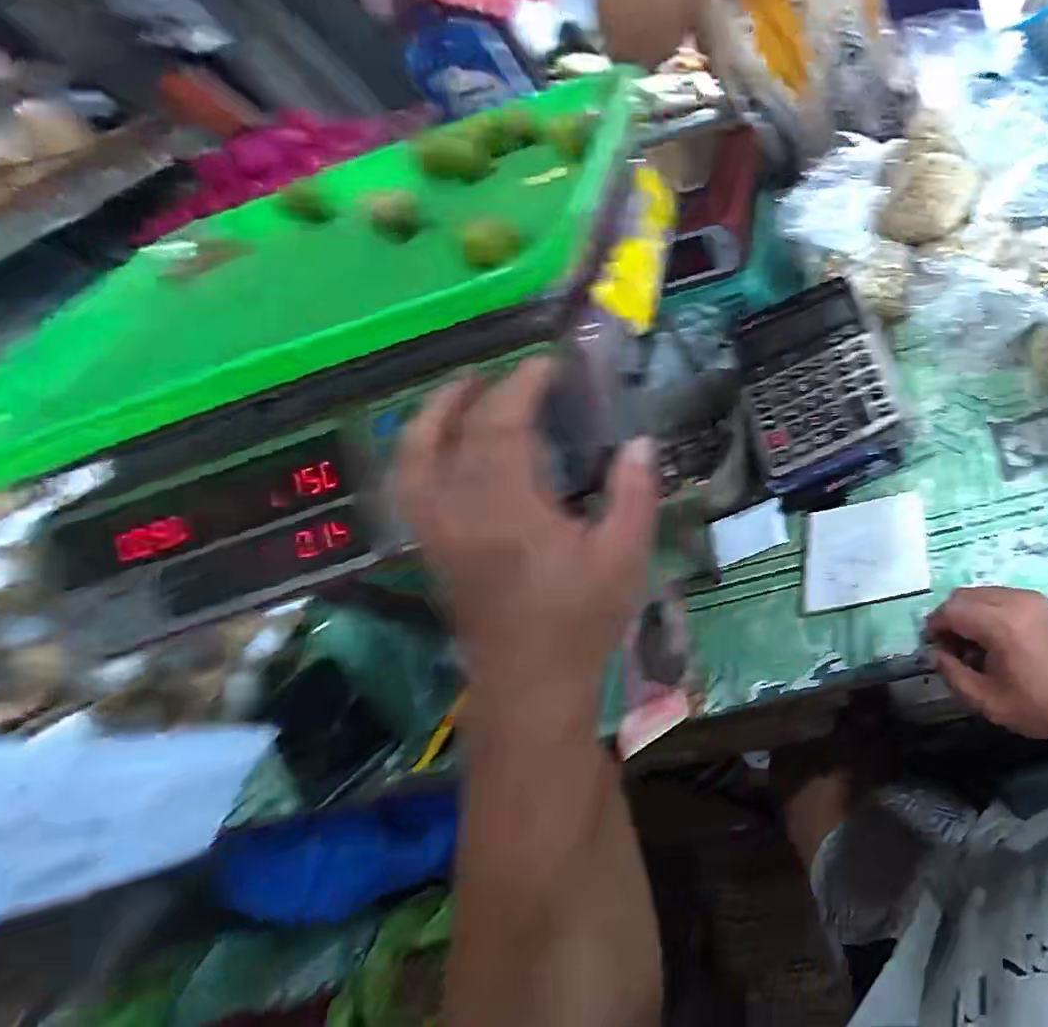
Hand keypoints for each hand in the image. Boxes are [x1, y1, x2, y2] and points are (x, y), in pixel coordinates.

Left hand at [395, 357, 659, 694]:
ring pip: (409, 460)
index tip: (548, 366)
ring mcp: (434, 533)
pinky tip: (442, 452)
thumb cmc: (583, 618)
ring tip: (458, 396)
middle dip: (473, 393)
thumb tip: (639, 442)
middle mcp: (457, 513)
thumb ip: (633, 494)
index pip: (501, 428)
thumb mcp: (625, 555)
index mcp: (507, 510)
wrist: (531, 682)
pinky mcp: (431, 551)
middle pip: (446, 434)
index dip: (522, 387)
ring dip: (429, 418)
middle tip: (505, 372)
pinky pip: (408, 487)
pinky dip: (418, 454)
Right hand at [924, 587, 1047, 740]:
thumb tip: (936, 654)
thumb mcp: (990, 702)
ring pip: (981, 593)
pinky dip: (988, 611)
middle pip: (963, 596)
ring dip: (968, 614)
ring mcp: (1030, 597)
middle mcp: (1014, 601)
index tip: (933, 649)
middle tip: (951, 650)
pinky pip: (1001, 596)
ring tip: (974, 648)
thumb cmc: (1042, 705)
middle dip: (949, 618)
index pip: (951, 610)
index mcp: (1001, 624)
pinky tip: (995, 640)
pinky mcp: (1040, 601)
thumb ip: (954, 676)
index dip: (935, 627)